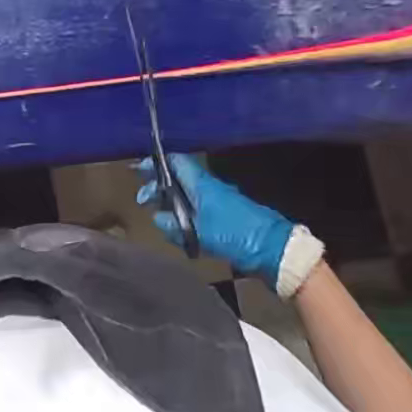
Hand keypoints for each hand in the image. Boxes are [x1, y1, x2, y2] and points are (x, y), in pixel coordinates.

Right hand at [136, 153, 317, 293]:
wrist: (274, 249)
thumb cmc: (233, 234)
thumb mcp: (198, 231)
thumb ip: (173, 223)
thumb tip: (157, 217)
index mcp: (200, 183)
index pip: (174, 162)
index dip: (154, 164)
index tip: (138, 171)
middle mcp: (208, 185)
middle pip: (178, 177)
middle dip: (158, 186)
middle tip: (144, 200)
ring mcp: (219, 199)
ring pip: (187, 192)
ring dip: (171, 201)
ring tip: (159, 217)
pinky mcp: (226, 213)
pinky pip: (198, 206)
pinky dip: (184, 211)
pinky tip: (179, 228)